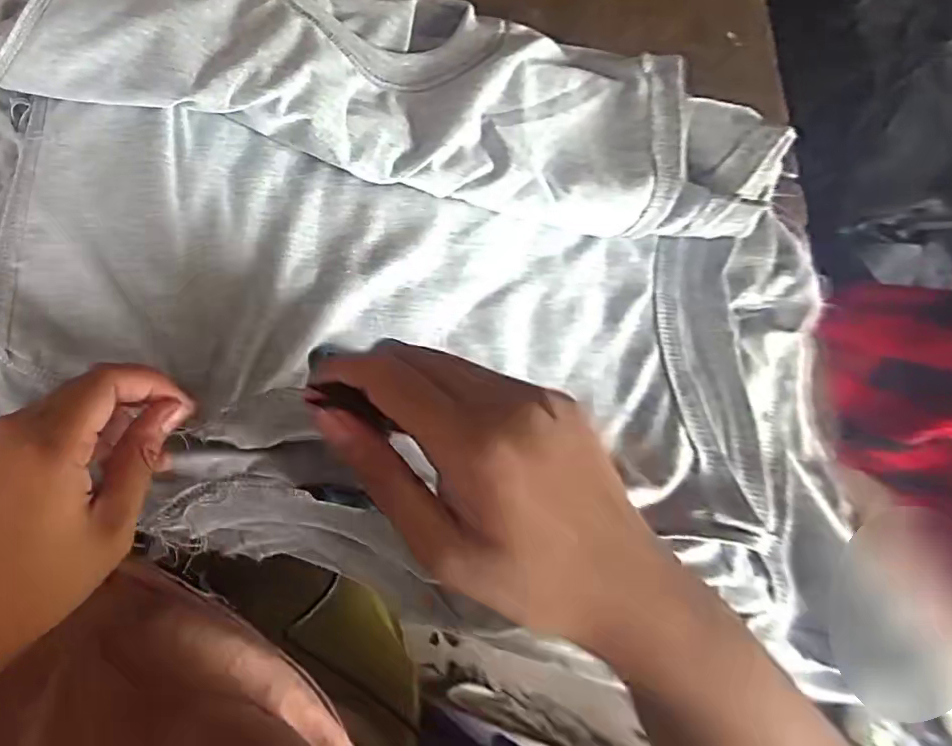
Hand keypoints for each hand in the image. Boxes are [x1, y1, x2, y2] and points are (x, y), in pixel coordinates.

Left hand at [0, 364, 193, 684]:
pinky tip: (112, 457)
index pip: (105, 381)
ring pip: (71, 399)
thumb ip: (138, 459)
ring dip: (112, 415)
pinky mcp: (3, 441)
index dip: (149, 382)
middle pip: (88, 385)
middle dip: (135, 397)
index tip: (184, 406)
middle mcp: (23, 421)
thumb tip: (167, 412)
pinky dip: (86, 427)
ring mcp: (8, 429)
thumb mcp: (110, 525)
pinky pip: (53, 417)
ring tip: (150, 452)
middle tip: (172, 428)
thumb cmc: (51, 579)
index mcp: (49, 441)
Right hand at [307, 342, 692, 661]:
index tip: (315, 389)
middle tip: (343, 407)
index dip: (341, 371)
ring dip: (399, 376)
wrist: (636, 596)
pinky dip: (436, 384)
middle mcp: (508, 403)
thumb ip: (376, 470)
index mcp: (477, 443)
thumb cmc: (525, 580)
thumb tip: (325, 413)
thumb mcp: (435, 543)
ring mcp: (536, 395)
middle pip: (409, 356)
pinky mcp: (554, 397)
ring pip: (438, 359)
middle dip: (364, 371)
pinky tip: (436, 423)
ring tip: (385, 417)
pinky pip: (472, 373)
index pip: (388, 376)